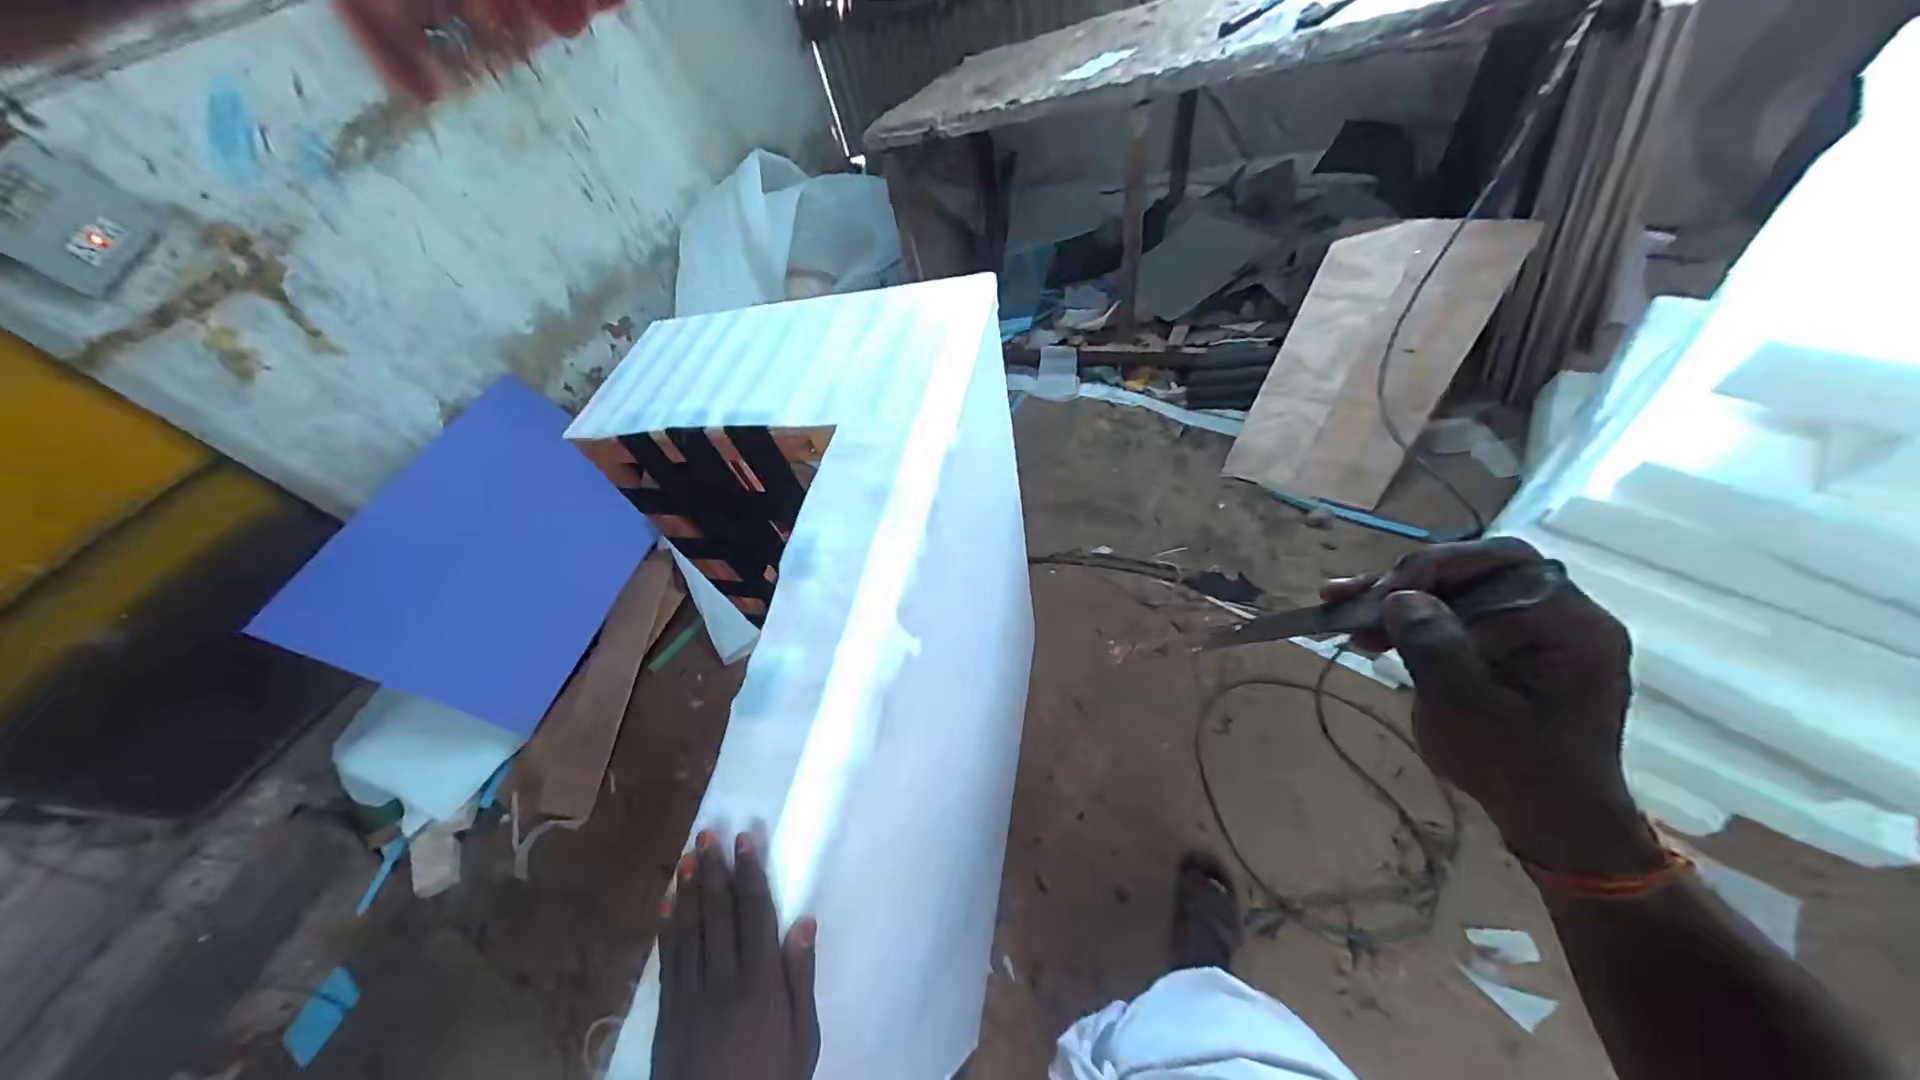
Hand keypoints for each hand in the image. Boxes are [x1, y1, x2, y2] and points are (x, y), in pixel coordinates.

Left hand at [653, 831, 819, 1079]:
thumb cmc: (772, 1079)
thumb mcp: (803, 1038)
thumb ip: (801, 978)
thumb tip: (804, 921)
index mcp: (761, 981)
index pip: (754, 913)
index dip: (749, 874)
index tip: (744, 841)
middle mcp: (724, 978)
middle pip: (719, 913)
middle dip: (715, 871)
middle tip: (708, 834)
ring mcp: (692, 994)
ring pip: (690, 929)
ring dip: (690, 890)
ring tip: (688, 856)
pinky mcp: (669, 1013)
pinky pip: (669, 960)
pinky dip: (668, 928)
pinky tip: (667, 905)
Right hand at [1328, 538, 1661, 875]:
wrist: (1546, 817)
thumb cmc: (1517, 770)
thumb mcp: (1468, 712)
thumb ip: (1437, 650)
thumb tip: (1398, 598)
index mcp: (1572, 624)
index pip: (1504, 564)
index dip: (1439, 568)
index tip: (1386, 596)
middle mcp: (1556, 614)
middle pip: (1474, 568)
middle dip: (1410, 579)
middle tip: (1360, 600)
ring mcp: (1525, 628)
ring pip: (1453, 588)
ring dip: (1396, 596)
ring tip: (1341, 608)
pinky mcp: (1496, 643)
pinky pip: (1447, 613)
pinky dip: (1404, 617)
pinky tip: (1363, 628)